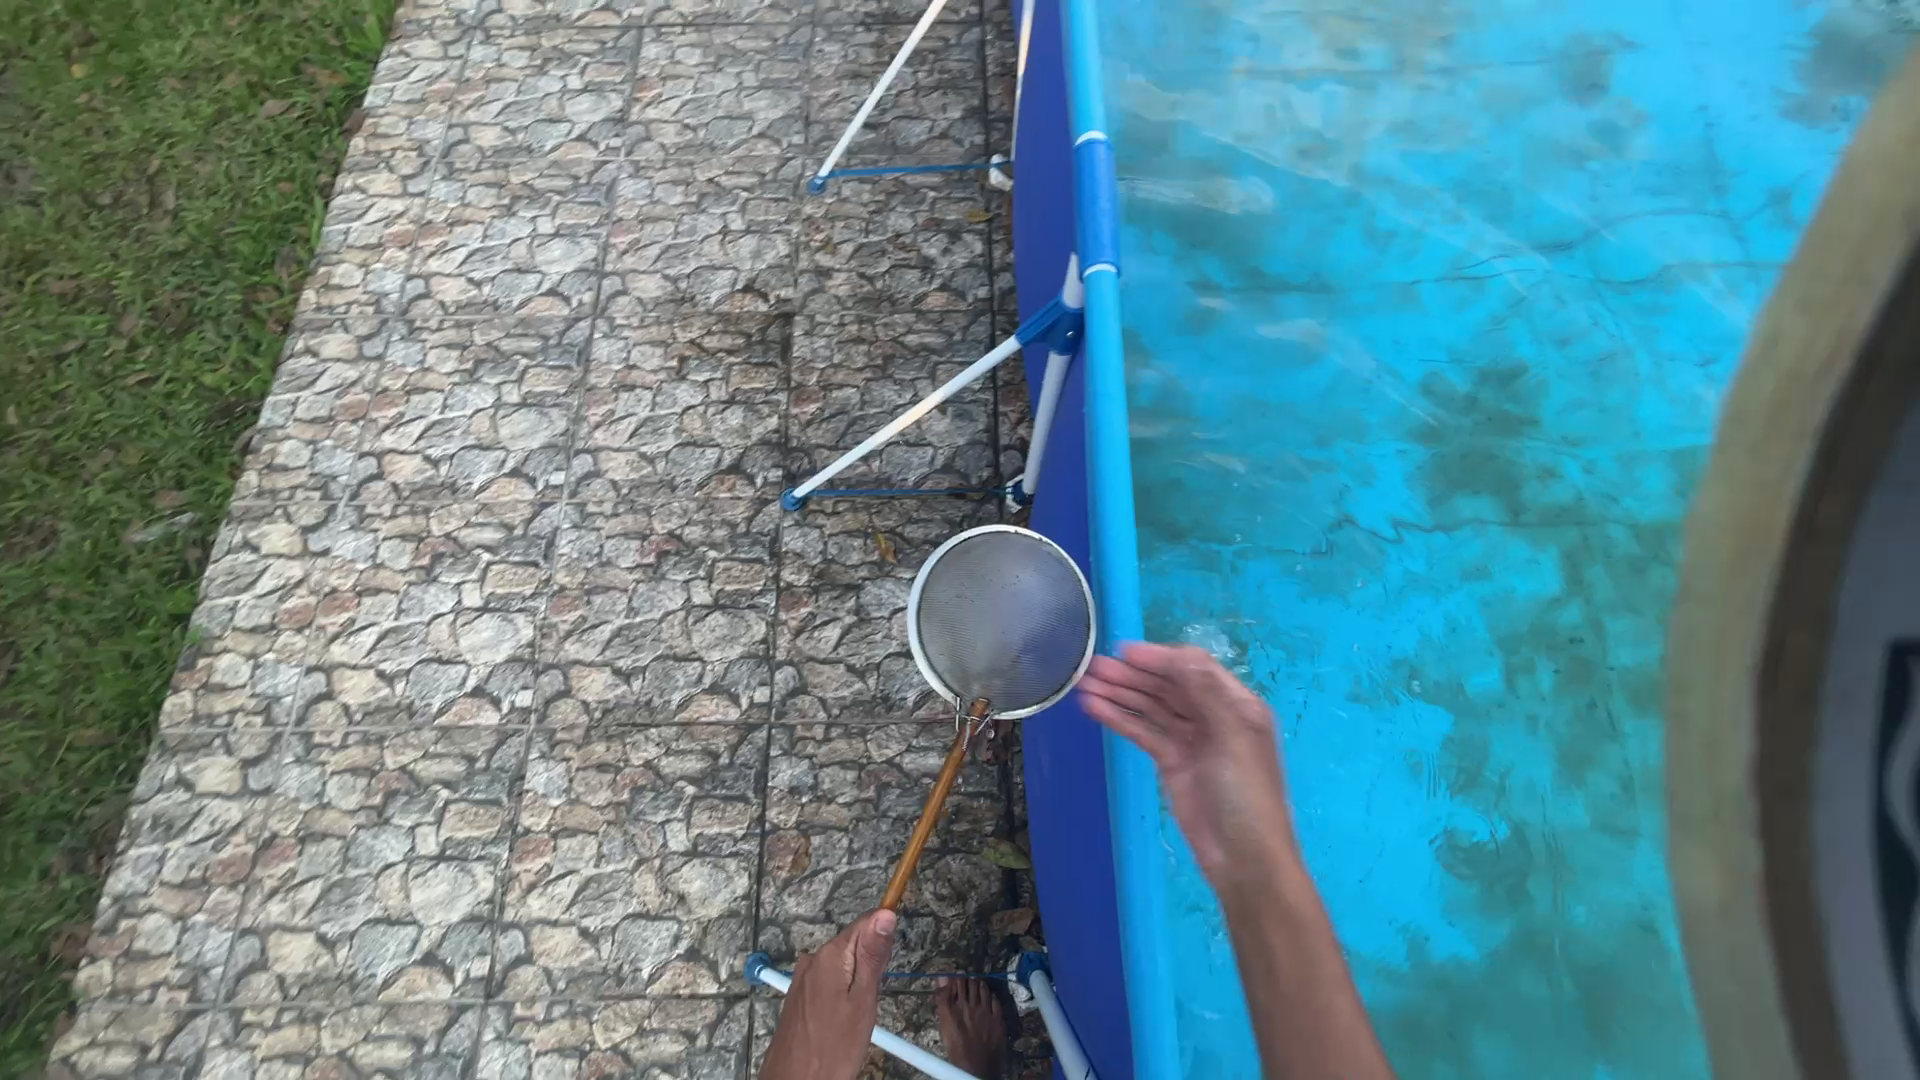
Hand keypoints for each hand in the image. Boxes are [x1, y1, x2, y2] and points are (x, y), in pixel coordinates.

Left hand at [760, 910, 896, 1079]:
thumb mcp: (862, 1001)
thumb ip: (873, 955)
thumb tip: (885, 914)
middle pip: (852, 944)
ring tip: (858, 1014)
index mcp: (830, 955)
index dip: (883, 938)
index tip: (887, 966)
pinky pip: (827, 981)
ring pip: (840, 965)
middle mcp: (812, 959)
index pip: (865, 923)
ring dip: (855, 980)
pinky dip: (840, 992)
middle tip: (872, 998)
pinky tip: (842, 1019)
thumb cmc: (834, 1047)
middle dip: (869, 963)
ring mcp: (802, 978)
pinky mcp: (798, 997)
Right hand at [1078, 643, 1295, 887]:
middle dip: (1130, 675)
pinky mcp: (1170, 760)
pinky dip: (1119, 719)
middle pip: (1166, 686)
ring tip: (1082, 683)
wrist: (1244, 859)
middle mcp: (1212, 714)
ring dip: (1118, 694)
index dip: (1158, 658)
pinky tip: (1094, 709)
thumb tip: (1175, 653)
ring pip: (1150, 707)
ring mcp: (1189, 738)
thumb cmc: (1247, 794)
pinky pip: (1142, 732)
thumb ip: (1204, 691)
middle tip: (1090, 665)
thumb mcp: (1231, 736)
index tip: (1122, 652)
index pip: (1192, 669)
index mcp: (1236, 703)